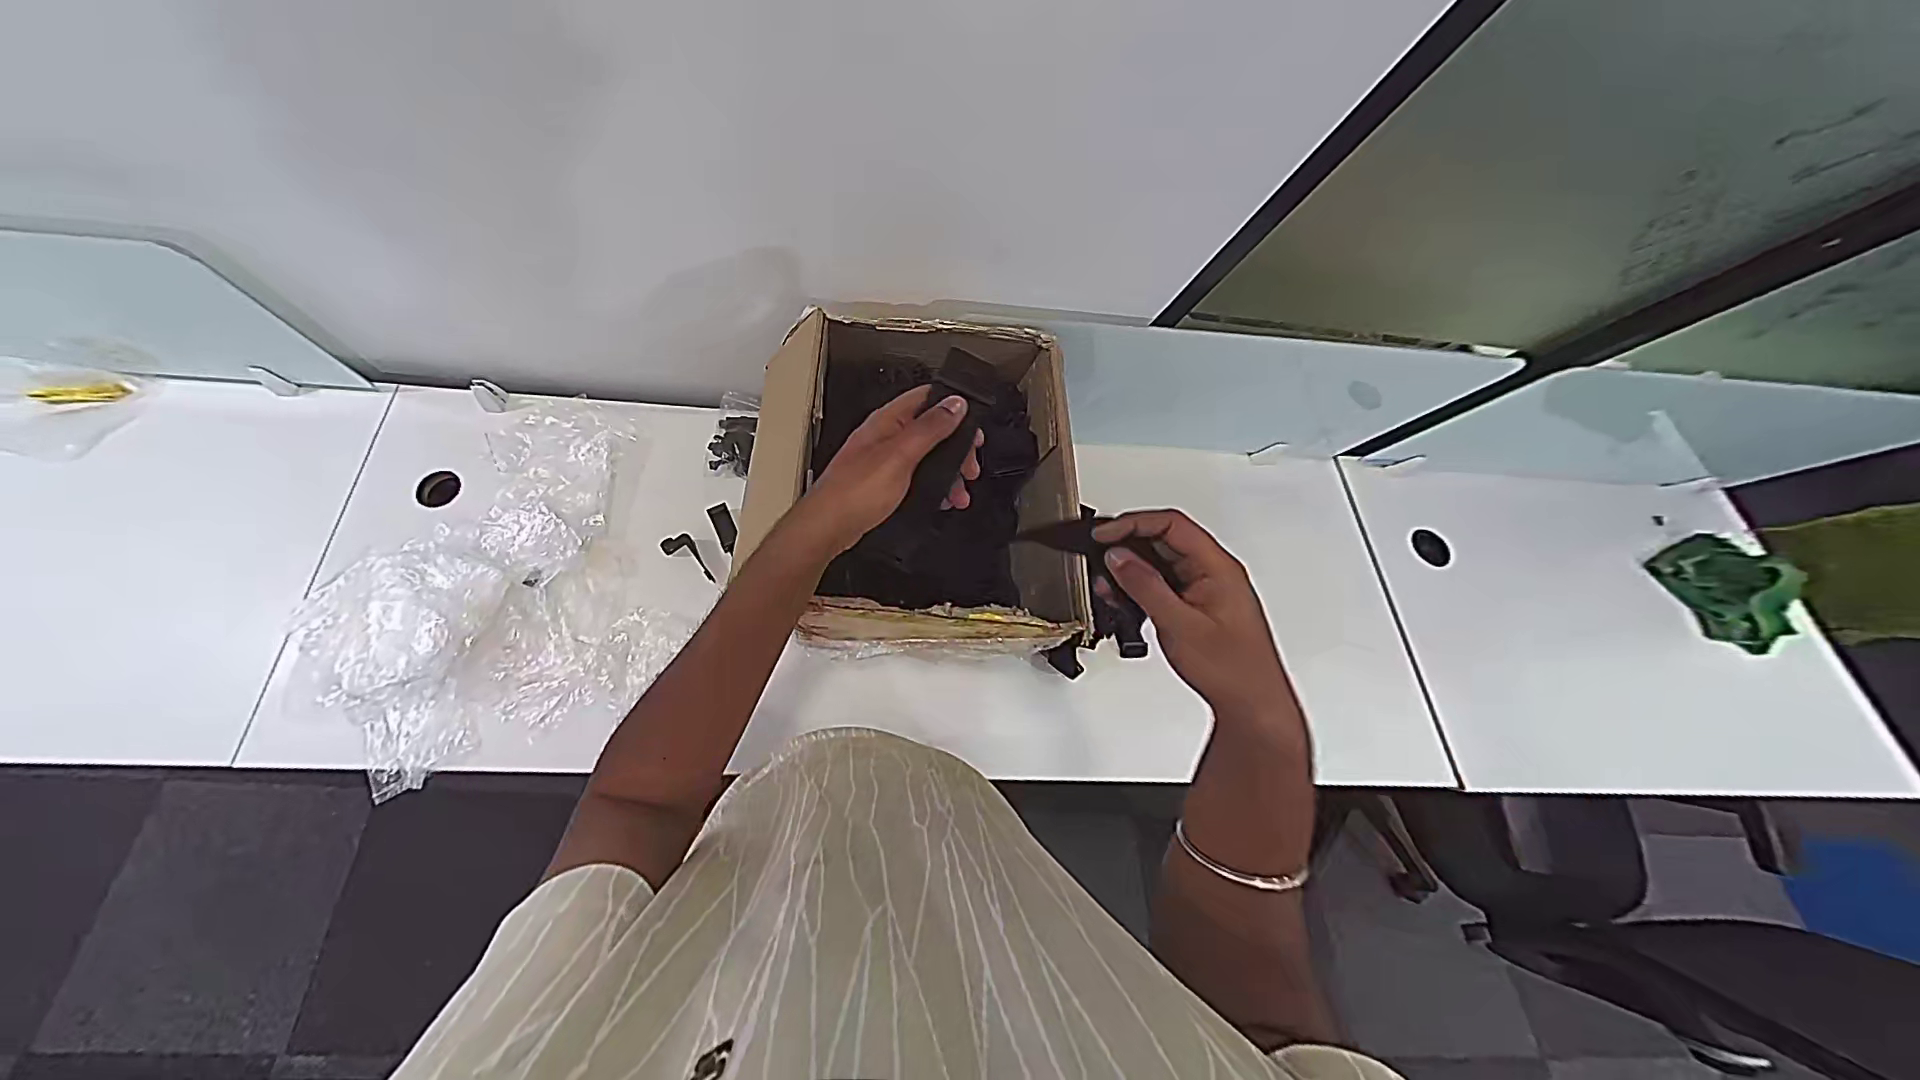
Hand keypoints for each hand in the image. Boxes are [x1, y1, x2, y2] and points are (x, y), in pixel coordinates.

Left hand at [784, 385, 982, 557]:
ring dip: (948, 471)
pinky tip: (942, 498)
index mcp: (888, 421)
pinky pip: (917, 477)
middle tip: (969, 465)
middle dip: (956, 447)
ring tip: (959, 489)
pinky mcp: (884, 482)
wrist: (829, 526)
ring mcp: (885, 460)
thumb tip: (955, 404)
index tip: (973, 426)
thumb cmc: (853, 491)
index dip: (954, 407)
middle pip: (932, 429)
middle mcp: (886, 436)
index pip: (927, 397)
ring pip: (927, 457)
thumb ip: (930, 427)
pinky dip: (934, 486)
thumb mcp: (901, 455)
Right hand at [1093, 510, 1297, 730]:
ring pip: (1160, 561)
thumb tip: (1119, 556)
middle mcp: (1212, 572)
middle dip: (1128, 543)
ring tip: (1108, 583)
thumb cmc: (1232, 670)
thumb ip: (1146, 586)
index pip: (1171, 524)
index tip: (1105, 535)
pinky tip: (1123, 598)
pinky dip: (1138, 586)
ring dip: (1131, 568)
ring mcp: (1204, 587)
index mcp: (1217, 567)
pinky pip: (1162, 582)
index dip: (1133, 523)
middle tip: (1099, 554)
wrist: (1251, 704)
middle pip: (1164, 538)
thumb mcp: (1180, 624)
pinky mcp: (1196, 604)